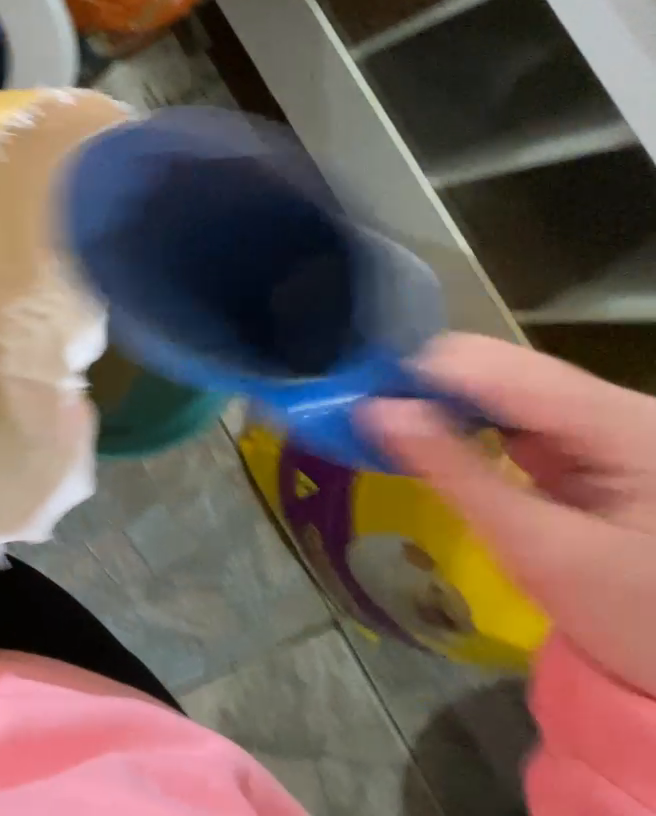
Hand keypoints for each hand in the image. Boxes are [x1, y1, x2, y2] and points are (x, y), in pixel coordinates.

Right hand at [361, 333, 655, 694]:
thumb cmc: (630, 615)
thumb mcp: (537, 549)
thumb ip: (454, 472)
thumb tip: (372, 410)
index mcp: (624, 425)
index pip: (489, 364)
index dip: (412, 375)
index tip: (352, 403)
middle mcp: (622, 405)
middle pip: (492, 363)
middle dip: (420, 388)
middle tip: (365, 424)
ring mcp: (611, 418)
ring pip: (496, 378)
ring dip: (435, 402)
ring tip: (387, 434)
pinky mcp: (596, 435)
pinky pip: (511, 405)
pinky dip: (462, 418)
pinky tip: (433, 442)